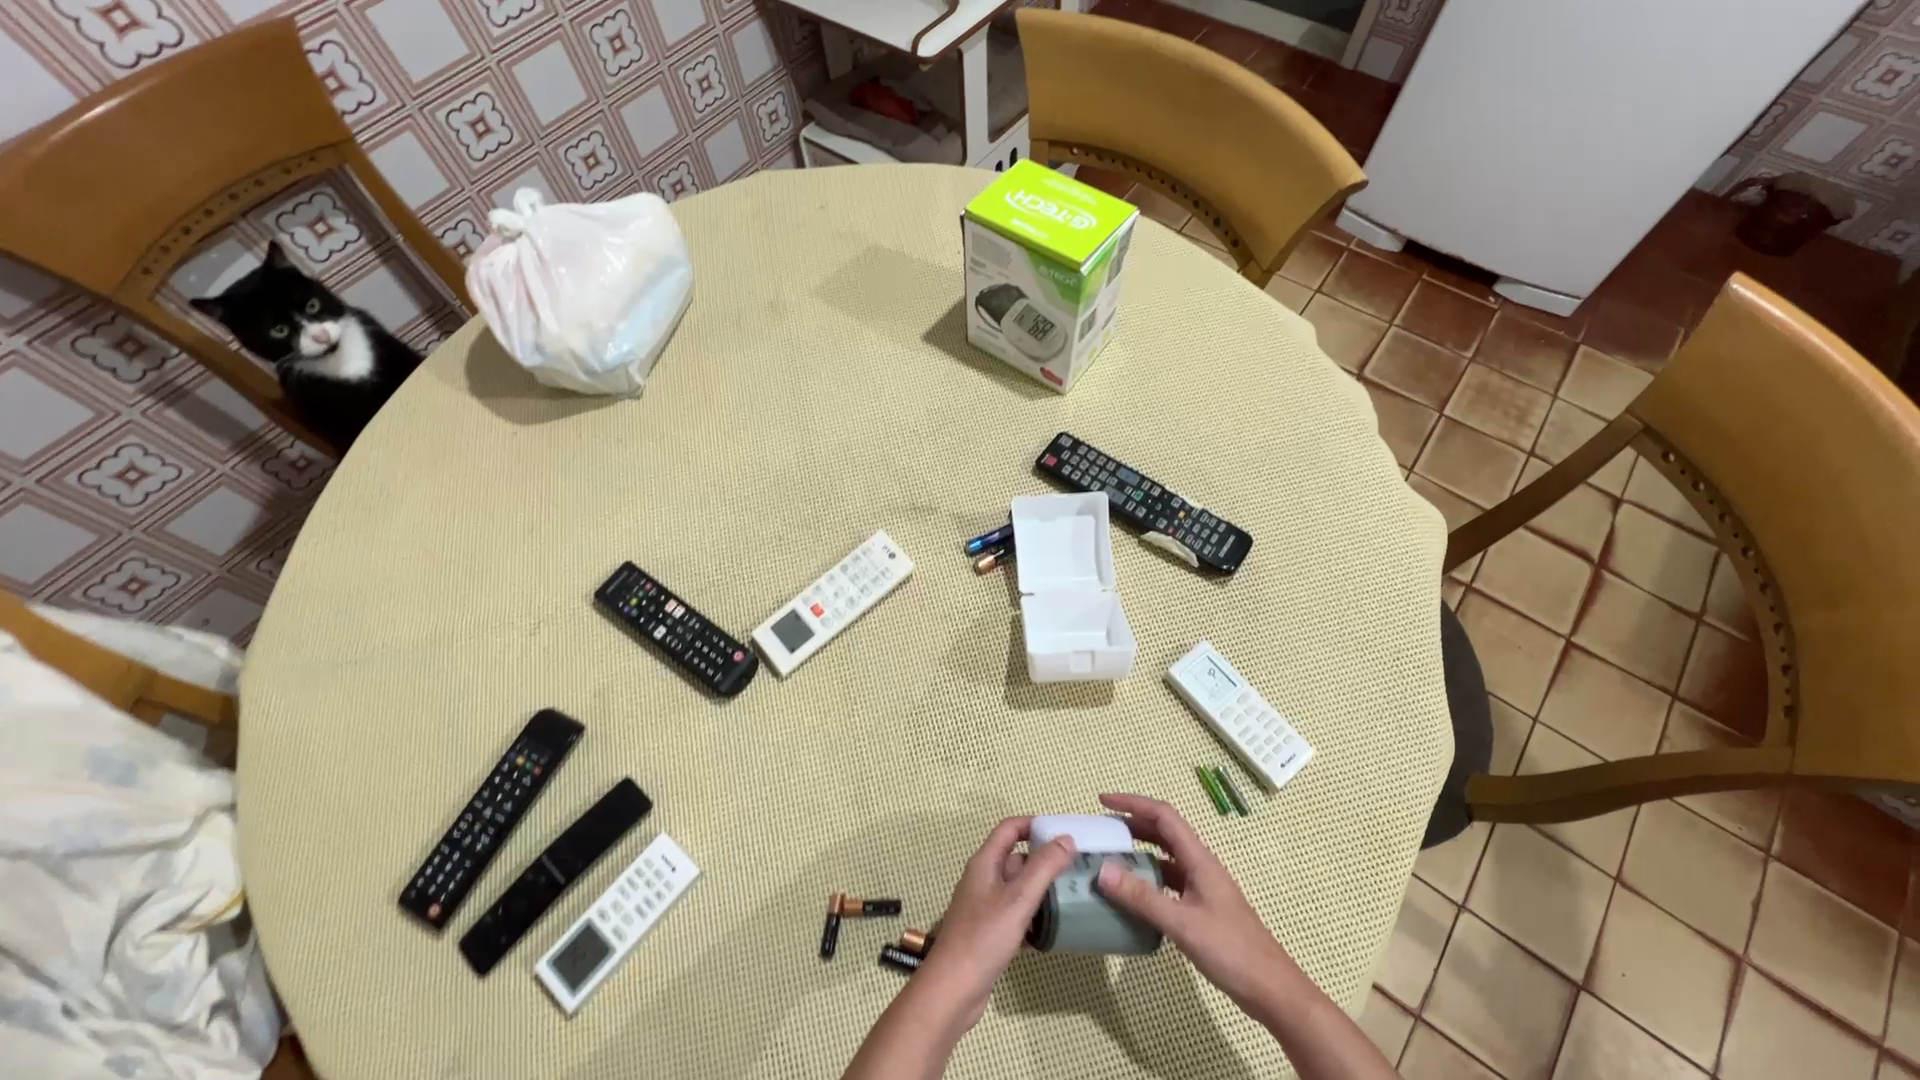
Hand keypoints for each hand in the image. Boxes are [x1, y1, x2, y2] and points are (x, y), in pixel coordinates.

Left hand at [918, 817, 1076, 1028]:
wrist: (954, 989)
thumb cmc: (984, 937)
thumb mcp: (1018, 898)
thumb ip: (1044, 867)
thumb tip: (1066, 839)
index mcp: (985, 864)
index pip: (1009, 829)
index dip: (1034, 824)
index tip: (1064, 832)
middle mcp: (983, 880)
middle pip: (1017, 860)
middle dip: (1045, 862)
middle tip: (1077, 868)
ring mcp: (985, 908)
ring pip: (1019, 890)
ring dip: (1042, 892)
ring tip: (1074, 898)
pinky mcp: (990, 933)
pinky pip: (1017, 916)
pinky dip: (1034, 919)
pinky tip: (1055, 931)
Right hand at [1094, 793, 1296, 1011]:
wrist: (1271, 989)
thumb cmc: (1231, 951)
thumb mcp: (1182, 923)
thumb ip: (1142, 897)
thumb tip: (1103, 870)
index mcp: (1200, 860)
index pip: (1164, 816)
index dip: (1133, 803)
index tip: (1103, 801)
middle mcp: (1201, 867)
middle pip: (1164, 832)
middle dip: (1132, 824)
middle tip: (1101, 830)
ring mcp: (1202, 888)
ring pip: (1165, 858)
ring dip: (1138, 852)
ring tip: (1110, 859)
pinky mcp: (1201, 909)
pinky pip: (1168, 883)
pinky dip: (1147, 880)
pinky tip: (1131, 896)